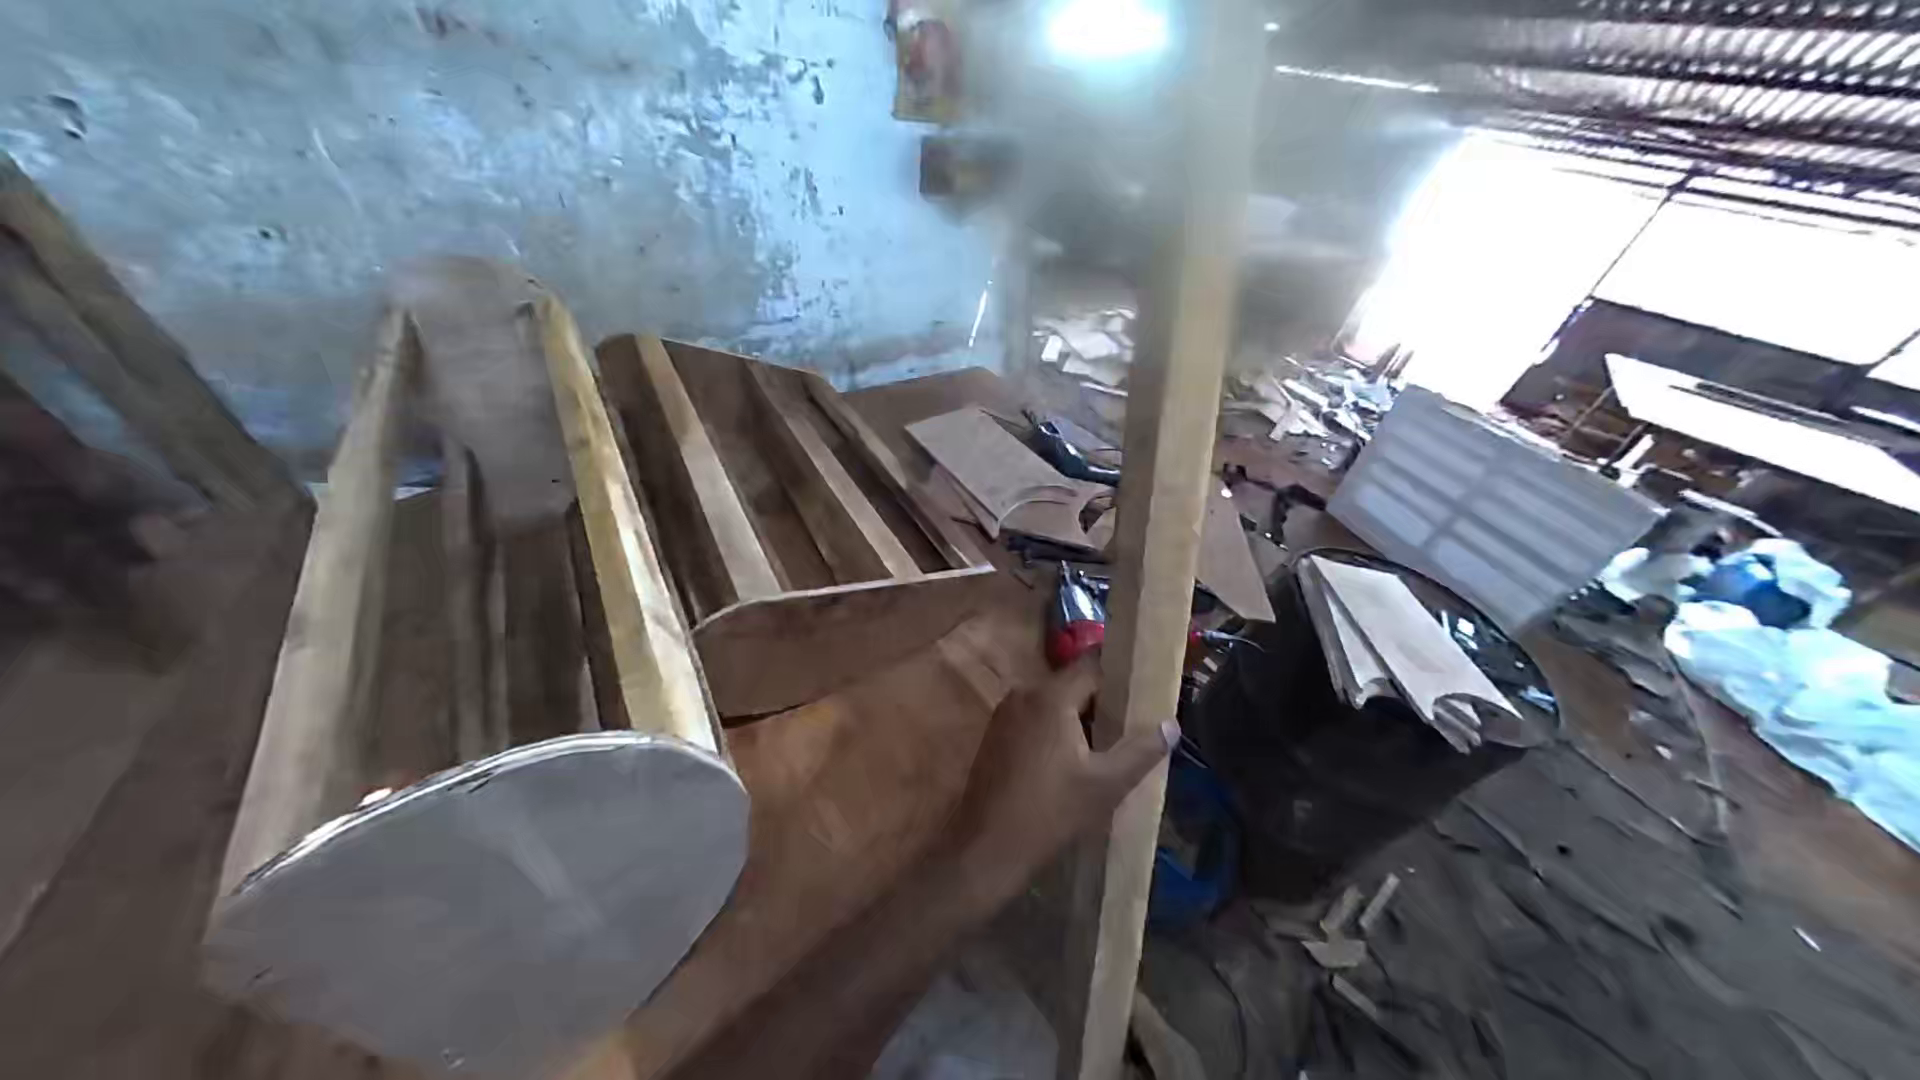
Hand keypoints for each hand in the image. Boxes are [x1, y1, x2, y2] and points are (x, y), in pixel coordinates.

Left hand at [940, 652, 1178, 899]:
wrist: (987, 847)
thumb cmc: (1051, 812)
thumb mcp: (1106, 785)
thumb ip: (1141, 751)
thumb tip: (1171, 725)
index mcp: (1050, 696)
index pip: (1092, 663)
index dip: (1120, 671)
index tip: (1144, 683)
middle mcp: (1023, 693)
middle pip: (1072, 683)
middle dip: (1102, 699)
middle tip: (1132, 721)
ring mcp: (1005, 713)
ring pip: (1052, 701)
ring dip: (1079, 716)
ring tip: (1107, 743)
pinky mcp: (995, 734)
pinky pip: (1034, 717)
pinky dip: (1055, 728)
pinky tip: (1072, 759)